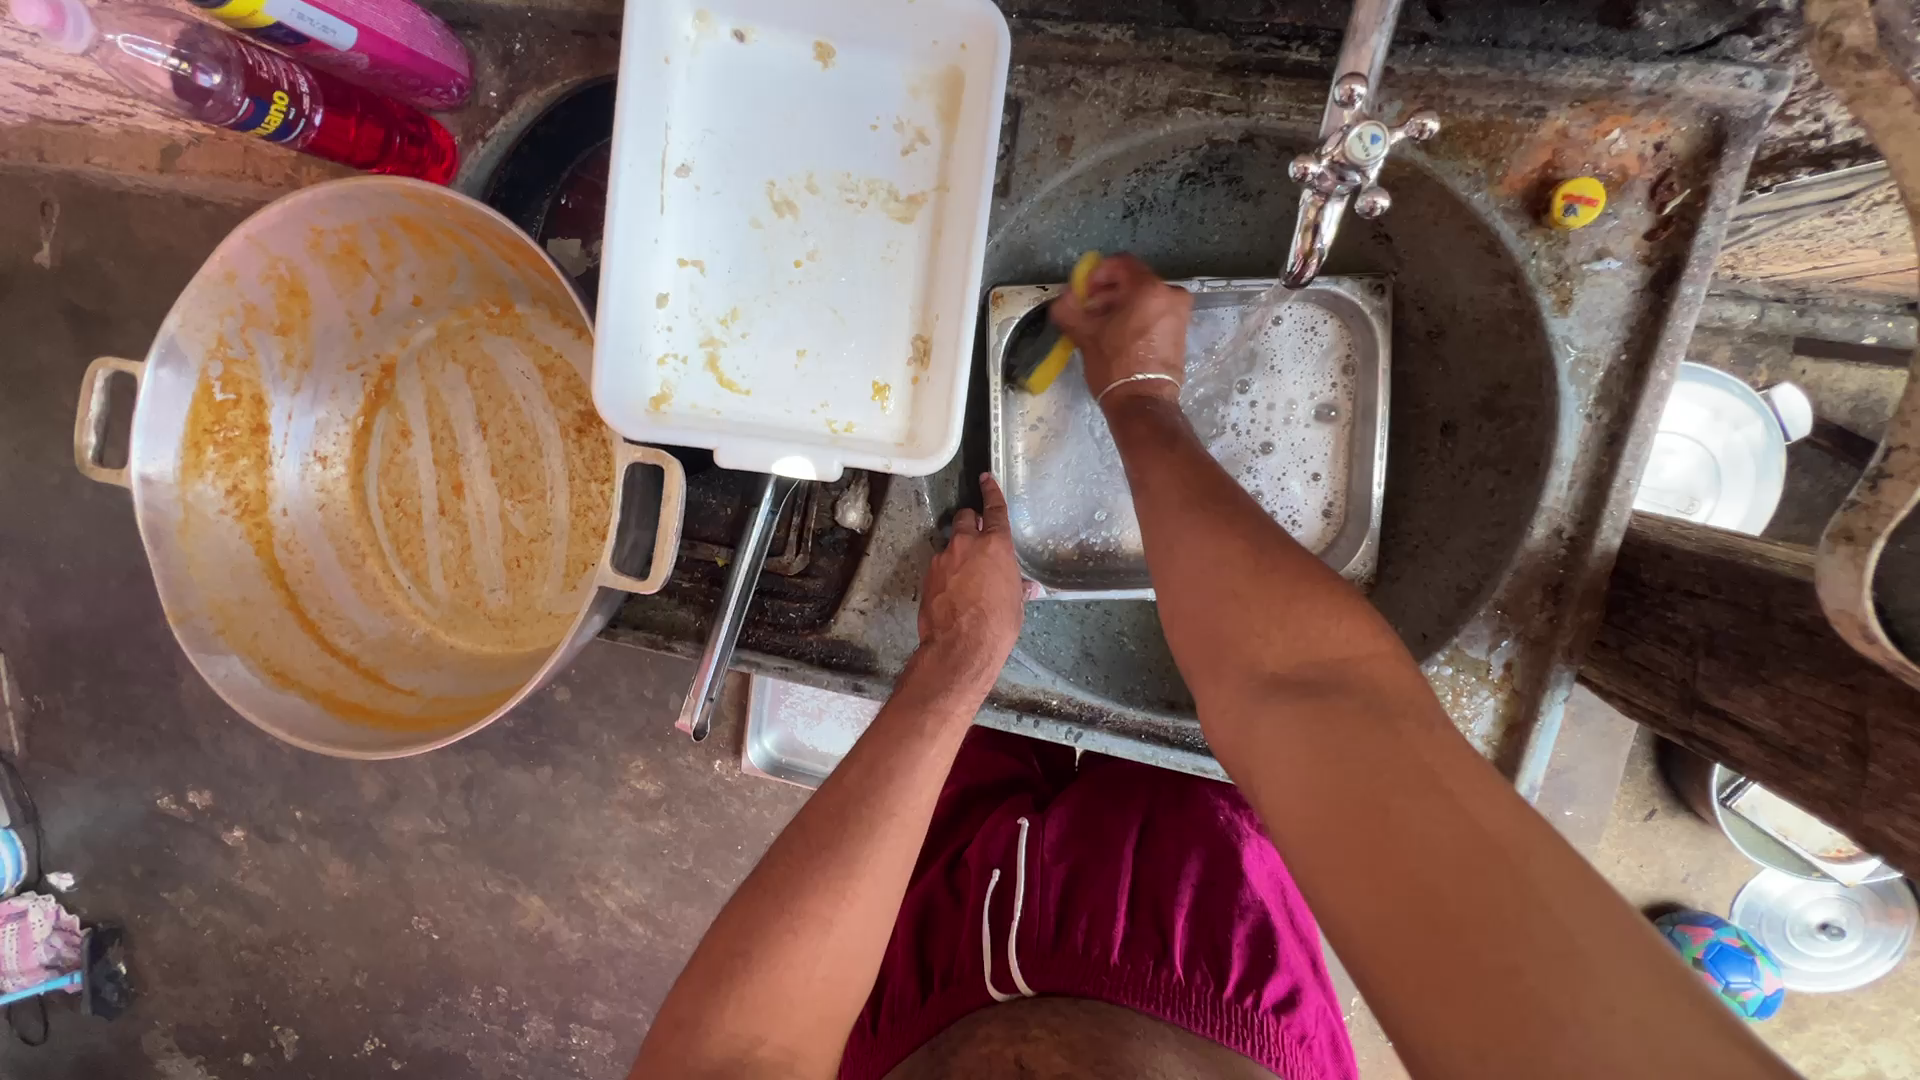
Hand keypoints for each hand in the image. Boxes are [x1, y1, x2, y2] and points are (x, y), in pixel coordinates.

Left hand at [917, 473, 1023, 693]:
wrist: (960, 647)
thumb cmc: (997, 624)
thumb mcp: (1016, 604)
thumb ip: (1017, 587)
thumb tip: (1025, 588)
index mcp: (995, 546)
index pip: (994, 509)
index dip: (991, 491)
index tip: (985, 479)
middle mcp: (967, 544)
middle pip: (965, 517)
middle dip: (971, 521)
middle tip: (977, 535)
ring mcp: (944, 559)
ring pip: (951, 544)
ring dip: (958, 552)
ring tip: (966, 575)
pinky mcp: (928, 575)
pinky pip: (940, 565)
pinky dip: (947, 572)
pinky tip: (953, 591)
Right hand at [1049, 254, 1192, 408]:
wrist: (1142, 403)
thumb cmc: (1115, 366)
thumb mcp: (1085, 336)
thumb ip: (1069, 309)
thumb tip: (1062, 299)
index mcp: (1149, 289)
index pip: (1120, 263)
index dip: (1097, 273)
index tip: (1084, 291)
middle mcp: (1170, 295)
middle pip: (1133, 280)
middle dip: (1108, 293)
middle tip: (1088, 311)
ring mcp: (1179, 313)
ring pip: (1144, 298)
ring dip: (1120, 306)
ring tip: (1101, 327)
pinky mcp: (1180, 331)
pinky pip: (1154, 312)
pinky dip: (1136, 317)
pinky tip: (1118, 335)